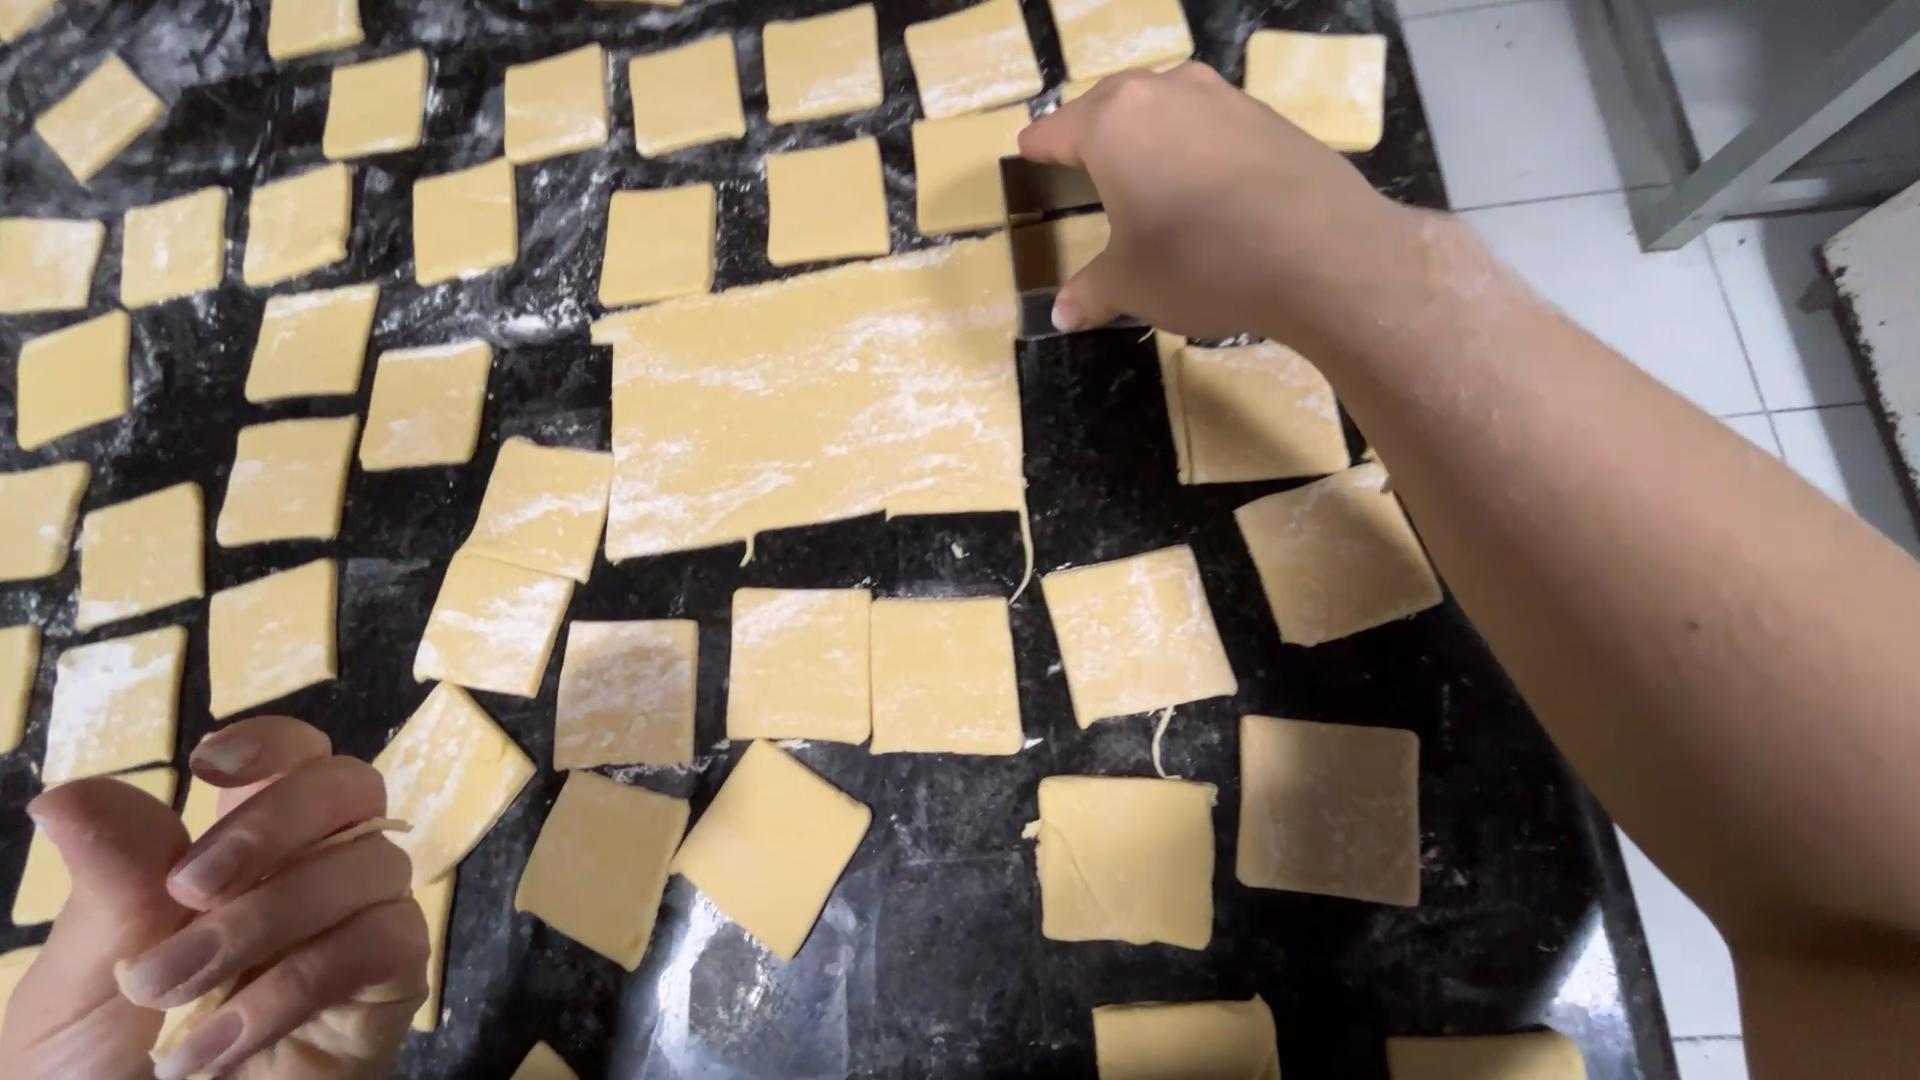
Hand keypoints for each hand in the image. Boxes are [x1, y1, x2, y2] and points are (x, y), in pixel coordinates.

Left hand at [0, 717, 428, 1079]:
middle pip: (351, 785)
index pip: (297, 759)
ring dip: (262, 923)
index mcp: (247, 852)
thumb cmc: (108, 1078)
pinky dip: (295, 985)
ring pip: (367, 863)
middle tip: (192, 889)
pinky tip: (219, 1042)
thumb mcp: (83, 990)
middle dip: (278, 820)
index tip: (212, 764)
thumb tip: (72, 790)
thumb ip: (110, 891)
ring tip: (170, 999)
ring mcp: (366, 914)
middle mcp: (320, 866)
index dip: (274, 742)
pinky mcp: (398, 970)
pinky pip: (382, 938)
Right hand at [1019, 64, 1432, 351]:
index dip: (1039, 146)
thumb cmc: (1197, 262)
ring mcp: (1224, 99)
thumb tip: (1061, 315)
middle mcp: (1167, 94)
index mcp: (1115, 124)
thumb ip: (1091, 291)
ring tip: (1142, 165)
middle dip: (1090, 127)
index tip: (1026, 151)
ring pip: (1167, 105)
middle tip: (1079, 153)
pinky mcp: (1270, 118)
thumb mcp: (1130, 285)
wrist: (1318, 253)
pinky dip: (1195, 147)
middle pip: (1112, 102)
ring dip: (1147, 131)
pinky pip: (1212, 125)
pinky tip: (1202, 184)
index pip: (1059, 129)